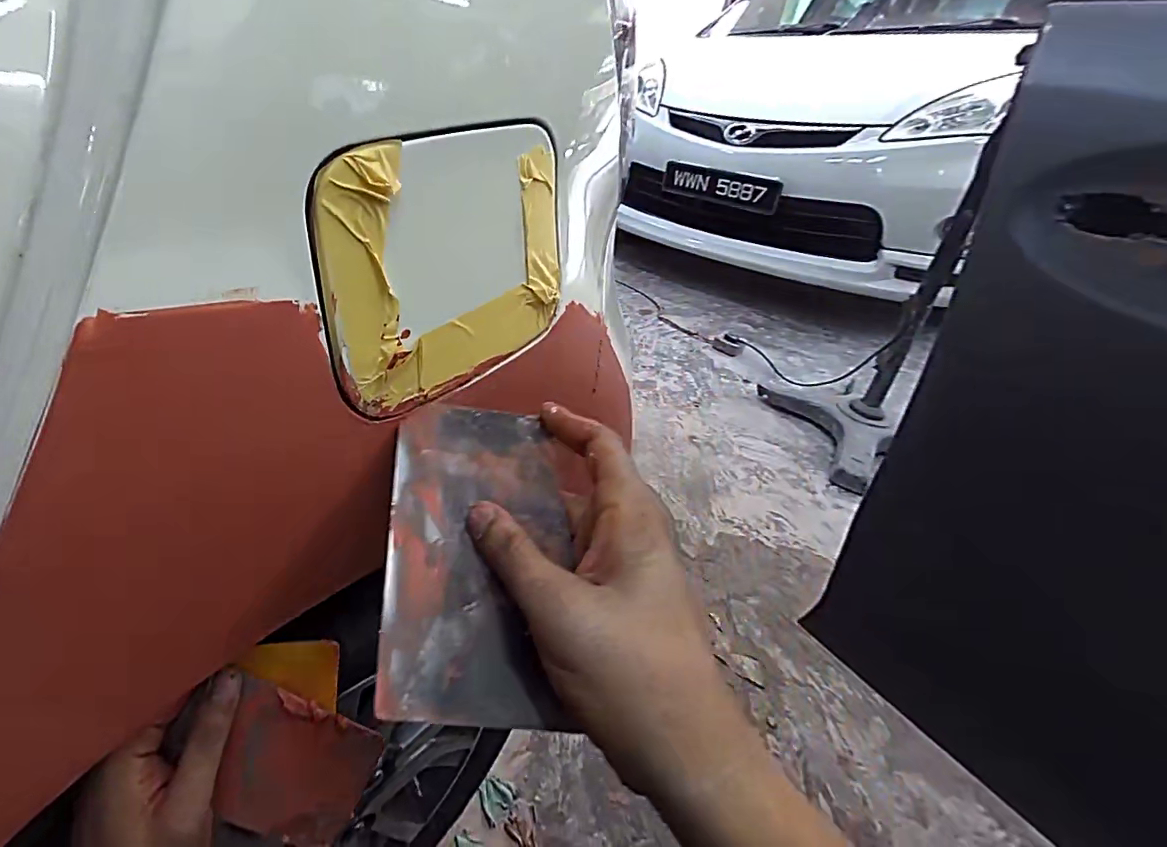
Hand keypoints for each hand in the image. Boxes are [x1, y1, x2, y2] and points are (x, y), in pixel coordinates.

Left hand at [73, 668, 239, 846]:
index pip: (157, 691)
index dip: (193, 665)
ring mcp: (112, 774)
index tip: (226, 643)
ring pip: (157, 720)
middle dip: (194, 682)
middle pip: (155, 702)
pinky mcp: (123, 788)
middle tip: (232, 655)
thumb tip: (230, 677)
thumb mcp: (190, 802)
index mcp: (116, 754)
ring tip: (227, 678)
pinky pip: (155, 741)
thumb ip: (208, 737)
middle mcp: (107, 757)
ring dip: (191, 705)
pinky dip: (181, 729)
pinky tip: (208, 719)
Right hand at [469, 405, 846, 846]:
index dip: (571, 425)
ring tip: (482, 524)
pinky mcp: (619, 610)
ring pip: (576, 535)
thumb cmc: (627, 668)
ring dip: (535, 528)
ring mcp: (629, 577)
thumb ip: (516, 556)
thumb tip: (480, 508)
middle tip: (488, 476)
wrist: (686, 753)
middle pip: (585, 491)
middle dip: (539, 480)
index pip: (604, 449)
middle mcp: (634, 539)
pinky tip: (507, 579)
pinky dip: (543, 563)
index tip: (536, 413)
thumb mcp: (560, 609)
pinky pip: (575, 570)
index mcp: (631, 520)